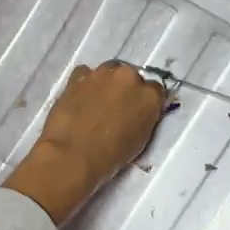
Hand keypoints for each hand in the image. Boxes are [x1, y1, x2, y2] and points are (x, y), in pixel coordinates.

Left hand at [4, 62, 166, 223]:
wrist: (73, 155)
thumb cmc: (111, 156)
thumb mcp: (140, 140)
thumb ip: (144, 118)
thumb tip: (138, 112)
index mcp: (150, 96)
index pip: (155, 91)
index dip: (145, 102)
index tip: (137, 112)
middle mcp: (129, 77)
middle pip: (131, 77)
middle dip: (125, 89)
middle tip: (115, 108)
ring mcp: (102, 74)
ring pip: (108, 72)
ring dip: (105, 84)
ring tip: (96, 104)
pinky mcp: (78, 76)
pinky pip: (85, 74)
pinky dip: (84, 84)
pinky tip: (79, 100)